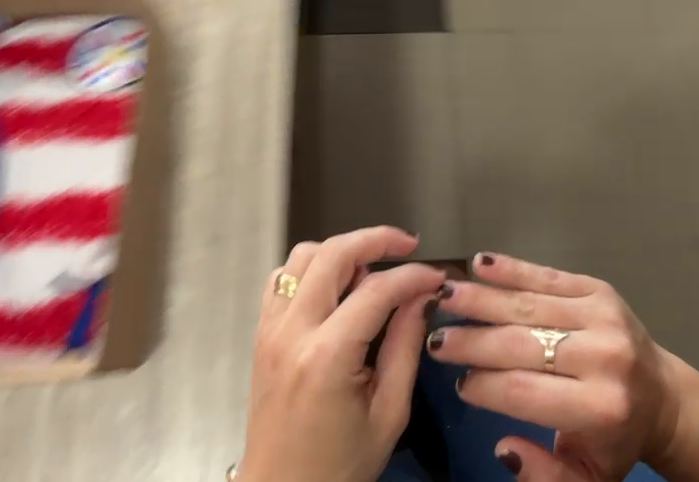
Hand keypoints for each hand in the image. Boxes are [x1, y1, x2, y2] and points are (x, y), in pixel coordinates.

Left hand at [238, 227, 445, 481]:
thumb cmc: (338, 466)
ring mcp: (270, 328)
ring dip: (340, 250)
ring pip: (302, 255)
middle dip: (375, 239)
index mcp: (326, 356)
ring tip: (370, 269)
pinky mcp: (261, 333)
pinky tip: (334, 286)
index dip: (413, 276)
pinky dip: (311, 268)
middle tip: (407, 245)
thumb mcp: (388, 414)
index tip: (437, 276)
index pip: (376, 291)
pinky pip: (282, 278)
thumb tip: (422, 297)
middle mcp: (292, 331)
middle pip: (332, 254)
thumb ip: (405, 348)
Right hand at [428, 252, 680, 480]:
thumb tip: (503, 447)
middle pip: (521, 344)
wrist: (663, 397)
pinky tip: (480, 264)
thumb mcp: (586, 477)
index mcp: (601, 407)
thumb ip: (545, 474)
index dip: (483, 386)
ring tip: (444, 294)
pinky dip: (511, 270)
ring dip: (481, 298)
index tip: (457, 384)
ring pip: (528, 305)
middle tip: (435, 339)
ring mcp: (601, 315)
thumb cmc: (614, 440)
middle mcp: (603, 356)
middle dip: (472, 341)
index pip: (524, 392)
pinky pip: (547, 275)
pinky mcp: (598, 288)